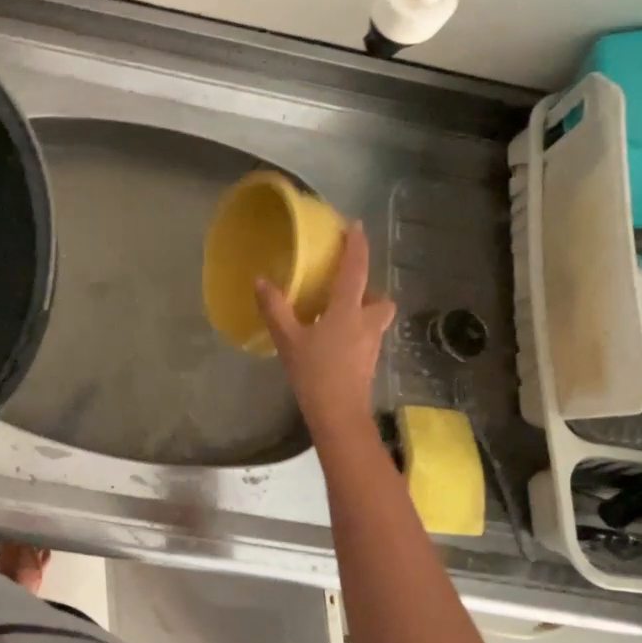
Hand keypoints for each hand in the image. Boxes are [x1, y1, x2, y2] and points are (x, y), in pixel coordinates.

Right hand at [255, 221, 395, 429]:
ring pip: (376, 318)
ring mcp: (371, 344)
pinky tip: (332, 339)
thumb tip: (262, 281)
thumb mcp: (287, 339)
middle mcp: (367, 323)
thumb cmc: (314, 373)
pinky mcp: (368, 362)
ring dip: (363, 310)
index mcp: (348, 311)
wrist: (339, 415)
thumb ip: (275, 308)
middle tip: (344, 288)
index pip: (356, 270)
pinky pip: (366, 335)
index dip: (357, 246)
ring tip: (334, 313)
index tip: (356, 226)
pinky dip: (354, 330)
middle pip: (379, 298)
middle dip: (368, 289)